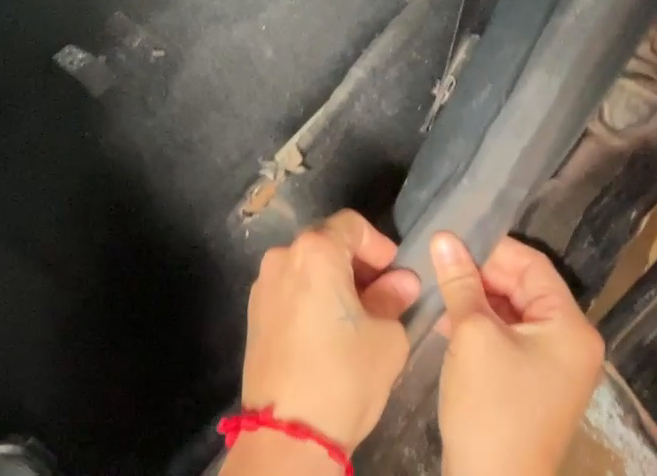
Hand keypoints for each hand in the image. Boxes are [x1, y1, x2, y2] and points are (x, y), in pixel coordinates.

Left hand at [236, 210, 422, 452]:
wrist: (287, 432)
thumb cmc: (344, 376)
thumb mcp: (386, 338)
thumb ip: (394, 300)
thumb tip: (402, 283)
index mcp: (315, 252)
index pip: (352, 225)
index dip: (379, 245)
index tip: (396, 273)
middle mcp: (283, 257)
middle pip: (327, 244)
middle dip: (358, 265)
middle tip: (385, 296)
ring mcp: (263, 285)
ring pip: (307, 268)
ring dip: (335, 282)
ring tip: (360, 317)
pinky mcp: (254, 313)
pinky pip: (291, 290)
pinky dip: (313, 298)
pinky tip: (331, 332)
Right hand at [431, 232, 604, 475]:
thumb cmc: (491, 405)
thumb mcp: (472, 333)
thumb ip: (460, 281)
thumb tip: (444, 236)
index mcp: (570, 326)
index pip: (531, 264)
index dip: (489, 249)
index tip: (448, 241)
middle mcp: (571, 341)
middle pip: (522, 286)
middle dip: (479, 274)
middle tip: (436, 265)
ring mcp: (555, 365)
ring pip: (512, 311)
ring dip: (475, 299)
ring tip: (436, 291)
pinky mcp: (534, 382)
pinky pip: (509, 336)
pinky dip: (480, 325)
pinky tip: (447, 322)